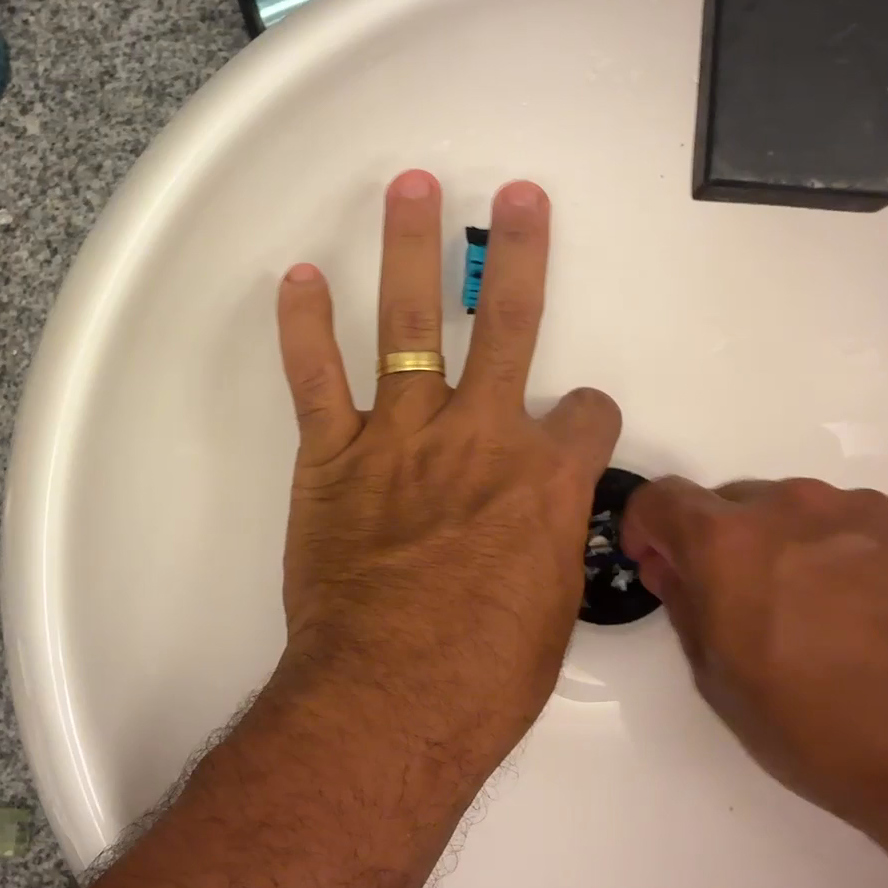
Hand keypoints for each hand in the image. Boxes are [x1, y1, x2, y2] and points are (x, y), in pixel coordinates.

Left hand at [271, 170, 620, 752]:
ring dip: (411, 252)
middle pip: (509, 325)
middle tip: (517, 197)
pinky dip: (304, 325)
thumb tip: (531, 529)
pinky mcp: (334, 456)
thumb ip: (543, 545)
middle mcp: (482, 438)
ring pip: (411, 326)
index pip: (587, 415)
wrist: (391, 698)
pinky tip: (300, 279)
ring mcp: (403, 437)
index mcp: (550, 481)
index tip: (577, 421)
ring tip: (409, 189)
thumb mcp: (549, 611)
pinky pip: (316, 377)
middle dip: (518, 253)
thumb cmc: (482, 675)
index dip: (587, 416)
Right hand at [620, 477, 887, 826]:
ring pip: (786, 512)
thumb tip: (676, 573)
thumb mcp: (716, 677)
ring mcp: (854, 514)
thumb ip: (685, 607)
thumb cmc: (815, 724)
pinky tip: (852, 612)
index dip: (645, 530)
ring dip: (772, 545)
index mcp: (723, 538)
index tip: (656, 566)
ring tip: (800, 609)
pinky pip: (842, 527)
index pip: (658, 499)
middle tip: (728, 599)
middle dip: (711, 541)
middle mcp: (784, 506)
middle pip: (723, 503)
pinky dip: (827, 553)